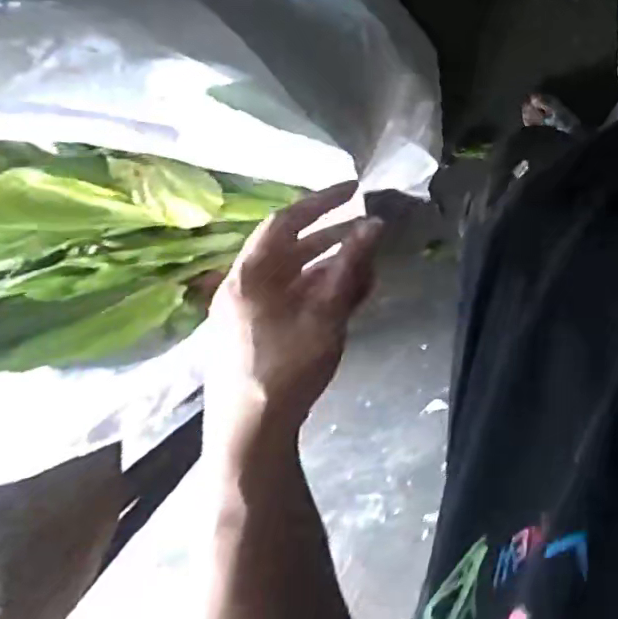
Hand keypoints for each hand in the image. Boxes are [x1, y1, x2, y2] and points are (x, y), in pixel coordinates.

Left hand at [207, 183, 383, 436]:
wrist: (251, 431)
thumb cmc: (287, 366)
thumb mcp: (327, 312)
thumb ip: (351, 265)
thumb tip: (375, 224)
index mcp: (250, 276)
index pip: (285, 221)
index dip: (321, 201)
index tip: (354, 188)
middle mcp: (243, 286)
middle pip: (290, 246)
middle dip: (334, 233)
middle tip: (371, 227)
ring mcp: (247, 310)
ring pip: (294, 271)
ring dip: (332, 262)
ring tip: (368, 264)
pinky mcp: (255, 330)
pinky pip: (292, 293)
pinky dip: (321, 286)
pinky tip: (349, 295)